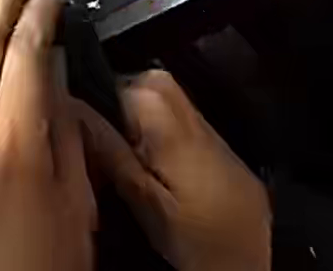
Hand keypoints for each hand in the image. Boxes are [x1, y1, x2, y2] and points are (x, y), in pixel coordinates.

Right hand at [76, 71, 270, 270]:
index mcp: (162, 108)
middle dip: (114, 112)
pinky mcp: (216, 141)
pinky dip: (158, 136)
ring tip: (136, 165)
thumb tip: (69, 106)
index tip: (86, 136)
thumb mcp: (144, 201)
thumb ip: (107, 149)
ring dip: (134, 126)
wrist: (263, 269)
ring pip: (149, 102)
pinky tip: (158, 170)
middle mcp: (184, 101)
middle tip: (113, 155)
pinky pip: (172, 119)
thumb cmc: (200, 240)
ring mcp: (203, 120)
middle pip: (128, 84)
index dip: (91, 107)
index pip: (107, 80)